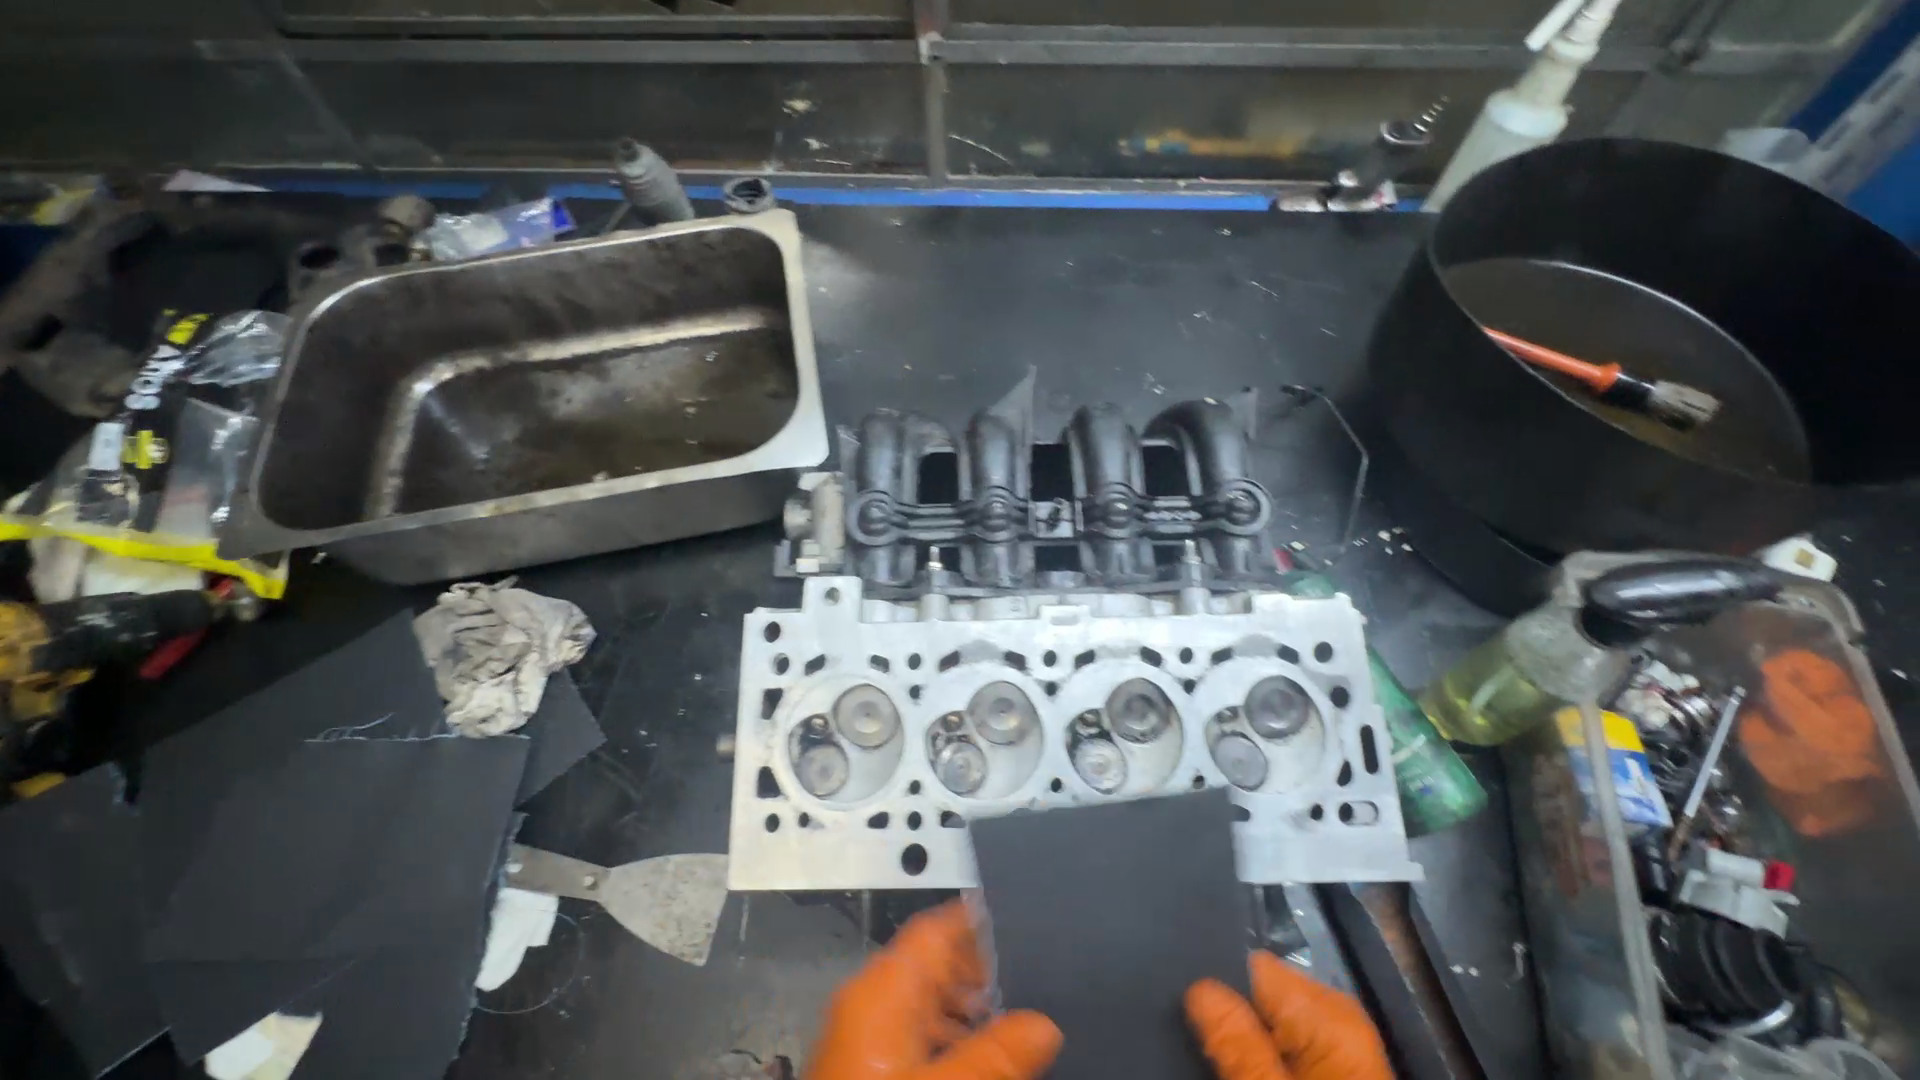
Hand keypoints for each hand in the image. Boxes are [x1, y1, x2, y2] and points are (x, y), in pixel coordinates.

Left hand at [806, 901, 1062, 1079]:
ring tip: (1009, 1025)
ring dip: (963, 1009)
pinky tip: (973, 1060)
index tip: (1016, 924)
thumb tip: (1046, 1025)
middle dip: (977, 971)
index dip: (973, 923)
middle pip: (928, 964)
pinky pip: (909, 1032)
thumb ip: (997, 1054)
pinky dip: (944, 1036)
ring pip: (920, 1000)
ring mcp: (861, 1032)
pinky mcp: (862, 1062)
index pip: (932, 930)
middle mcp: (867, 998)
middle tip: (1027, 983)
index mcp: (881, 987)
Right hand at [1185, 951, 1392, 1079]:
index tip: (1198, 1022)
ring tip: (1237, 1072)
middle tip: (1217, 1059)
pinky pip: (1294, 1041)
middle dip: (1236, 1017)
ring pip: (1277, 1019)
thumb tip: (1199, 987)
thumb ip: (1236, 1042)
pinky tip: (1259, 1076)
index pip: (1254, 966)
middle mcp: (1340, 1017)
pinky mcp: (1343, 1066)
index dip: (1219, 988)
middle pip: (1266, 990)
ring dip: (1250, 1041)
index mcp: (1328, 1013)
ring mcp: (1345, 1043)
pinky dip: (1272, 1058)